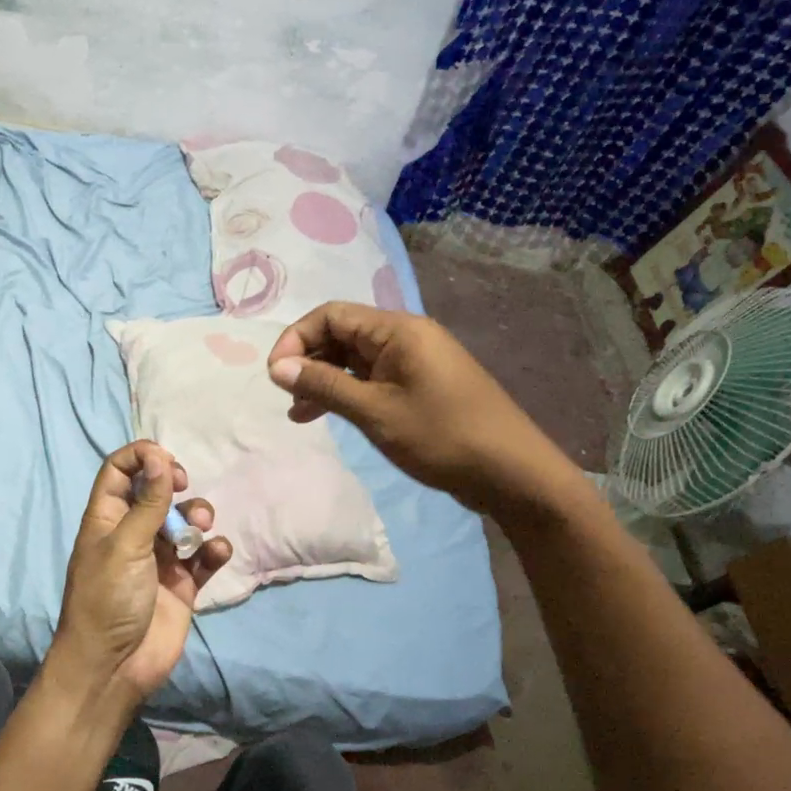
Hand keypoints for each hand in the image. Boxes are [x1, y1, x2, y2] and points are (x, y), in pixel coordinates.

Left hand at [54, 442, 232, 703]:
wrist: (113, 667)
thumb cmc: (108, 599)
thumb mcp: (125, 545)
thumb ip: (147, 502)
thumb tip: (159, 455)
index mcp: (106, 517)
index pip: (119, 470)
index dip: (141, 457)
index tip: (166, 459)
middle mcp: (132, 533)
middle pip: (156, 491)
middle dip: (174, 483)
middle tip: (185, 486)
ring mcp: (158, 559)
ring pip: (184, 522)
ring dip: (197, 516)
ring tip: (201, 528)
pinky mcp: (182, 585)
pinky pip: (203, 557)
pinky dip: (213, 550)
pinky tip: (217, 553)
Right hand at [266, 302, 579, 515]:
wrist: (515, 476)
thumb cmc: (443, 438)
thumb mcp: (375, 412)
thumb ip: (324, 385)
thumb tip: (277, 367)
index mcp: (398, 331)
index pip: (330, 315)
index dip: (296, 339)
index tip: (276, 375)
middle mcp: (406, 337)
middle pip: (341, 334)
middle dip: (307, 360)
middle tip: (286, 395)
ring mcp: (415, 362)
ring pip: (353, 359)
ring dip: (323, 380)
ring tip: (299, 412)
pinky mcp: (420, 386)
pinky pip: (371, 378)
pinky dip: (345, 392)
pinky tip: (324, 416)